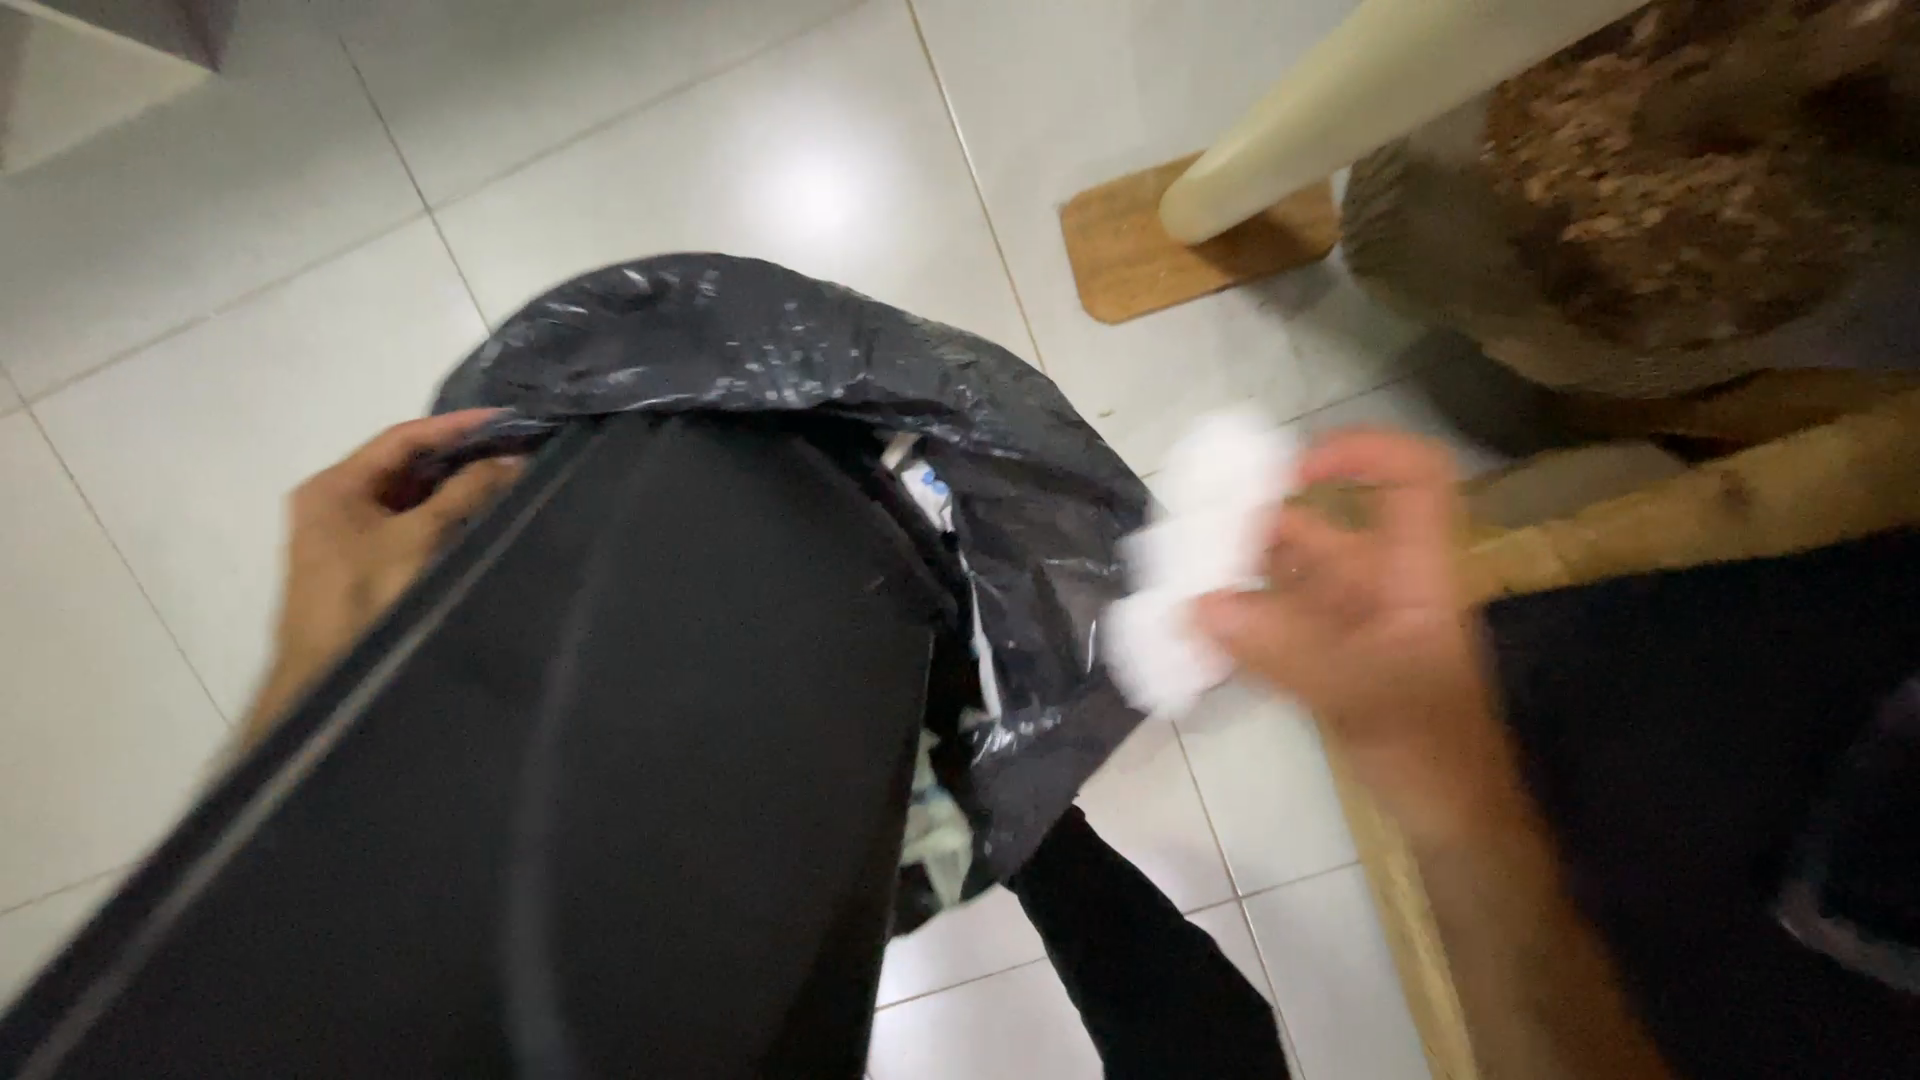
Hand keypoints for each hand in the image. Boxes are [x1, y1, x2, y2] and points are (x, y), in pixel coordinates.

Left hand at [241, 410, 523, 744]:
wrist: (325, 675)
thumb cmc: (366, 597)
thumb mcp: (420, 537)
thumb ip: (466, 493)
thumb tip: (513, 460)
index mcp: (334, 485)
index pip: (403, 437)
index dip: (458, 426)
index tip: (509, 419)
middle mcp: (338, 501)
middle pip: (408, 464)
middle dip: (463, 454)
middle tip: (518, 447)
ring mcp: (351, 532)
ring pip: (413, 494)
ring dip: (459, 484)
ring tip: (511, 475)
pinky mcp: (367, 560)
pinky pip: (413, 521)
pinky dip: (448, 512)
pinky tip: (484, 512)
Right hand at [1193, 431, 1517, 840]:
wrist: (1449, 817)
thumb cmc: (1433, 751)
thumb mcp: (1365, 697)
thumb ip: (1285, 651)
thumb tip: (1200, 606)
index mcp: (1410, 572)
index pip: (1410, 479)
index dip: (1358, 455)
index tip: (1288, 472)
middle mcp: (1373, 581)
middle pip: (1315, 526)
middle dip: (1250, 524)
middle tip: (1183, 539)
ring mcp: (1342, 618)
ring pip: (1280, 574)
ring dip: (1229, 576)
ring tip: (1172, 584)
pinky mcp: (1316, 652)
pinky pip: (1265, 620)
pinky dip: (1230, 621)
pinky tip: (1191, 633)